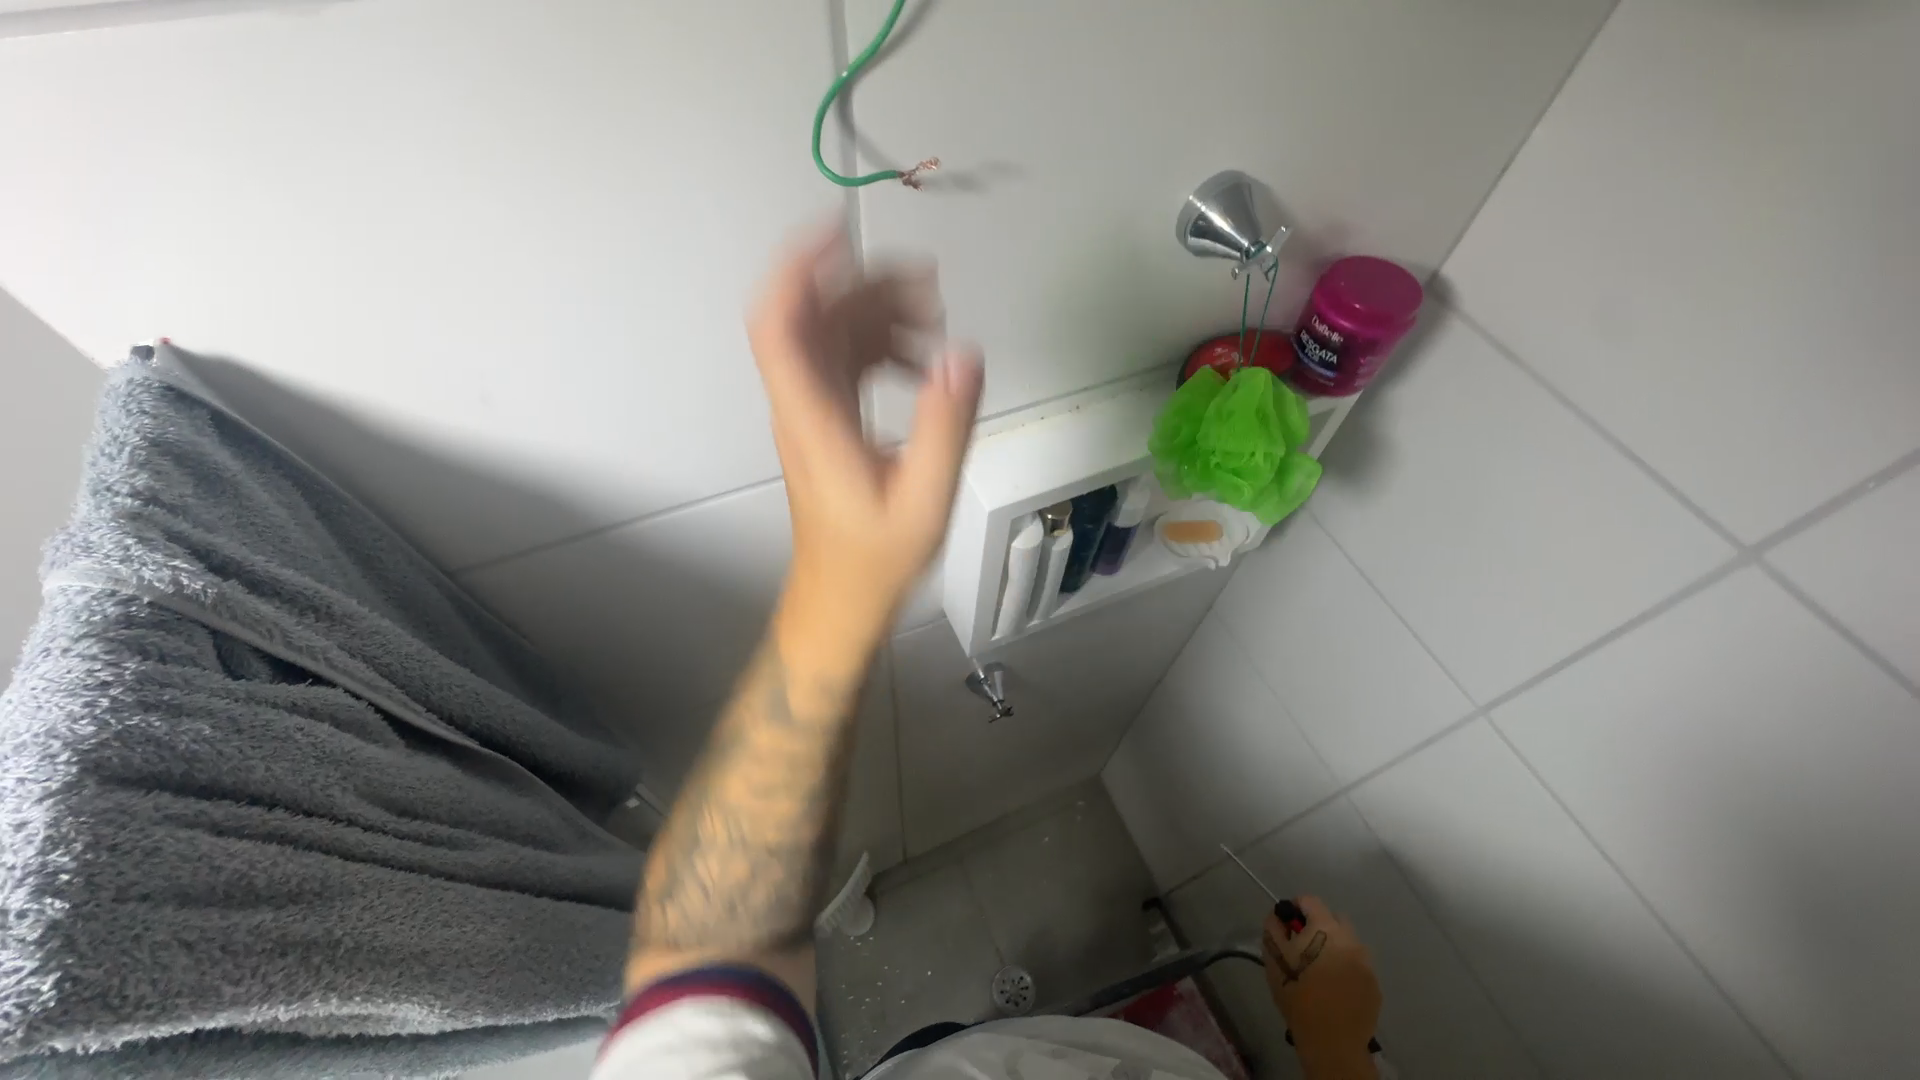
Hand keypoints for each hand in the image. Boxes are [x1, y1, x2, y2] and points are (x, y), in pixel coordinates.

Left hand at [748, 228, 984, 639]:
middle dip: (867, 285)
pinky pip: (848, 360)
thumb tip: (965, 353)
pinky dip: (884, 345)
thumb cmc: (874, 559)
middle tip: (929, 288)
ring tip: (937, 322)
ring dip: (880, 313)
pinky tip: (923, 361)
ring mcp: (813, 410)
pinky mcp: (829, 419)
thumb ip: (944, 426)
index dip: (798, 268)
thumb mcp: (923, 499)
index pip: (779, 325)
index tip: (841, 230)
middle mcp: (802, 403)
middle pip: (814, 316)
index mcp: (812, 418)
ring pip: (833, 334)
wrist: (841, 599)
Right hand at [1263, 896, 1382, 1077]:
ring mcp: (1367, 963)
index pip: (1311, 900)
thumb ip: (1274, 927)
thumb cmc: (1297, 993)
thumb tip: (1279, 916)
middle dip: (1319, 925)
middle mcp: (1351, 940)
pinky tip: (1334, 987)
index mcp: (1326, 928)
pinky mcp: (1375, 985)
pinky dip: (1346, 968)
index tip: (1287, 923)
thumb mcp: (1273, 956)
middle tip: (1303, 945)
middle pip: (1334, 919)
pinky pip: (1358, 966)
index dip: (1295, 906)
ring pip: (1348, 943)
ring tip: (1320, 968)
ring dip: (1335, 946)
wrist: (1330, 1039)